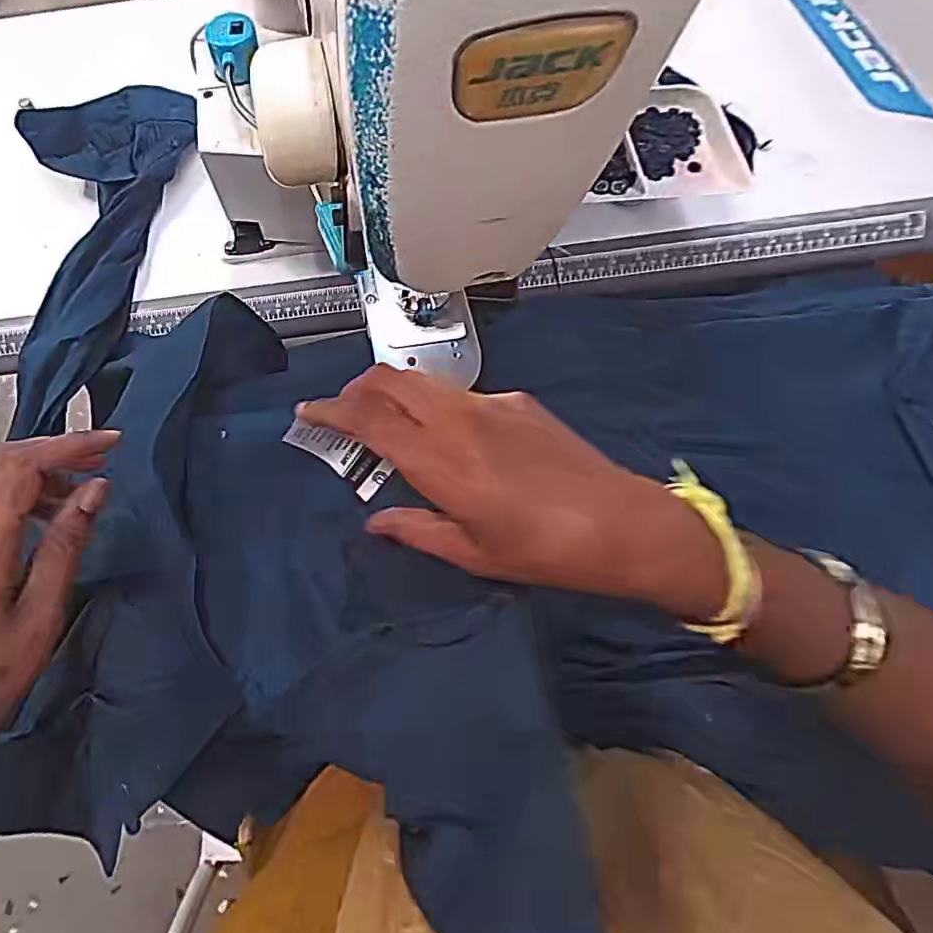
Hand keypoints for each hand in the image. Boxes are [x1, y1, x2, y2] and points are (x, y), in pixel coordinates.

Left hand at [0, 429, 117, 738]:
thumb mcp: (43, 611)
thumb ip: (67, 543)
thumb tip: (94, 491)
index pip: (22, 468)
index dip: (68, 447)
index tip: (109, 442)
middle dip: (50, 450)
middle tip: (97, 459)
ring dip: (28, 469)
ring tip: (74, 490)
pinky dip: (8, 490)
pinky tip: (38, 515)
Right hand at [297, 366, 725, 617]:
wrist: (623, 523)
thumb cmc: (543, 550)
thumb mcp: (472, 553)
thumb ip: (415, 530)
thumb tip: (376, 521)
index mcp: (440, 462)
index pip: (369, 419)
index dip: (332, 410)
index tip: (309, 412)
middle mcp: (458, 421)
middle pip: (391, 380)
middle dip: (358, 388)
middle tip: (345, 411)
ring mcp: (490, 404)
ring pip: (424, 381)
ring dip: (395, 393)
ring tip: (392, 423)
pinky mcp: (516, 400)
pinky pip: (461, 395)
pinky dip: (437, 406)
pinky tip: (456, 438)